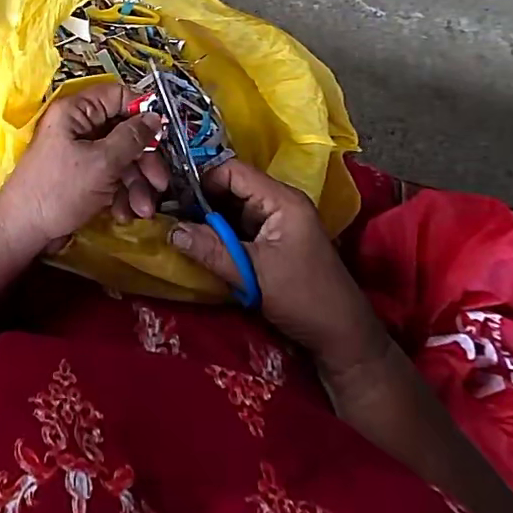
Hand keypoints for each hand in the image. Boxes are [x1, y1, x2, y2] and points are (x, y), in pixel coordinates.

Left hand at [0, 83, 169, 254]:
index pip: (116, 95)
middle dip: (144, 160)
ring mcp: (79, 152)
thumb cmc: (59, 190)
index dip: (141, 111)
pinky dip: (121, 194)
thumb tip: (154, 116)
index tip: (162, 133)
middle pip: (123, 131)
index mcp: (75, 111)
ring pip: (120, 158)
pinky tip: (124, 214)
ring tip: (144, 210)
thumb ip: (132, 138)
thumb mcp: (102, 163)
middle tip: (160, 184)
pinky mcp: (81, 176)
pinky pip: (109, 177)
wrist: (24, 230)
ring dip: (136, 184)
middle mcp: (77, 126)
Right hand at [169, 158, 387, 374]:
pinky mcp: (271, 241)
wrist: (345, 342)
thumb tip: (169, 230)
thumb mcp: (254, 274)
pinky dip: (217, 232)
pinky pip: (236, 225)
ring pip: (230, 207)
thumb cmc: (306, 300)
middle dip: (199, 199)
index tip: (173, 196)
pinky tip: (196, 241)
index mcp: (282, 200)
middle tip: (168, 212)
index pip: (232, 171)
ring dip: (206, 217)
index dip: (201, 179)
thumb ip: (211, 249)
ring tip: (176, 225)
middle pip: (229, 186)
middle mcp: (278, 203)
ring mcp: (275, 222)